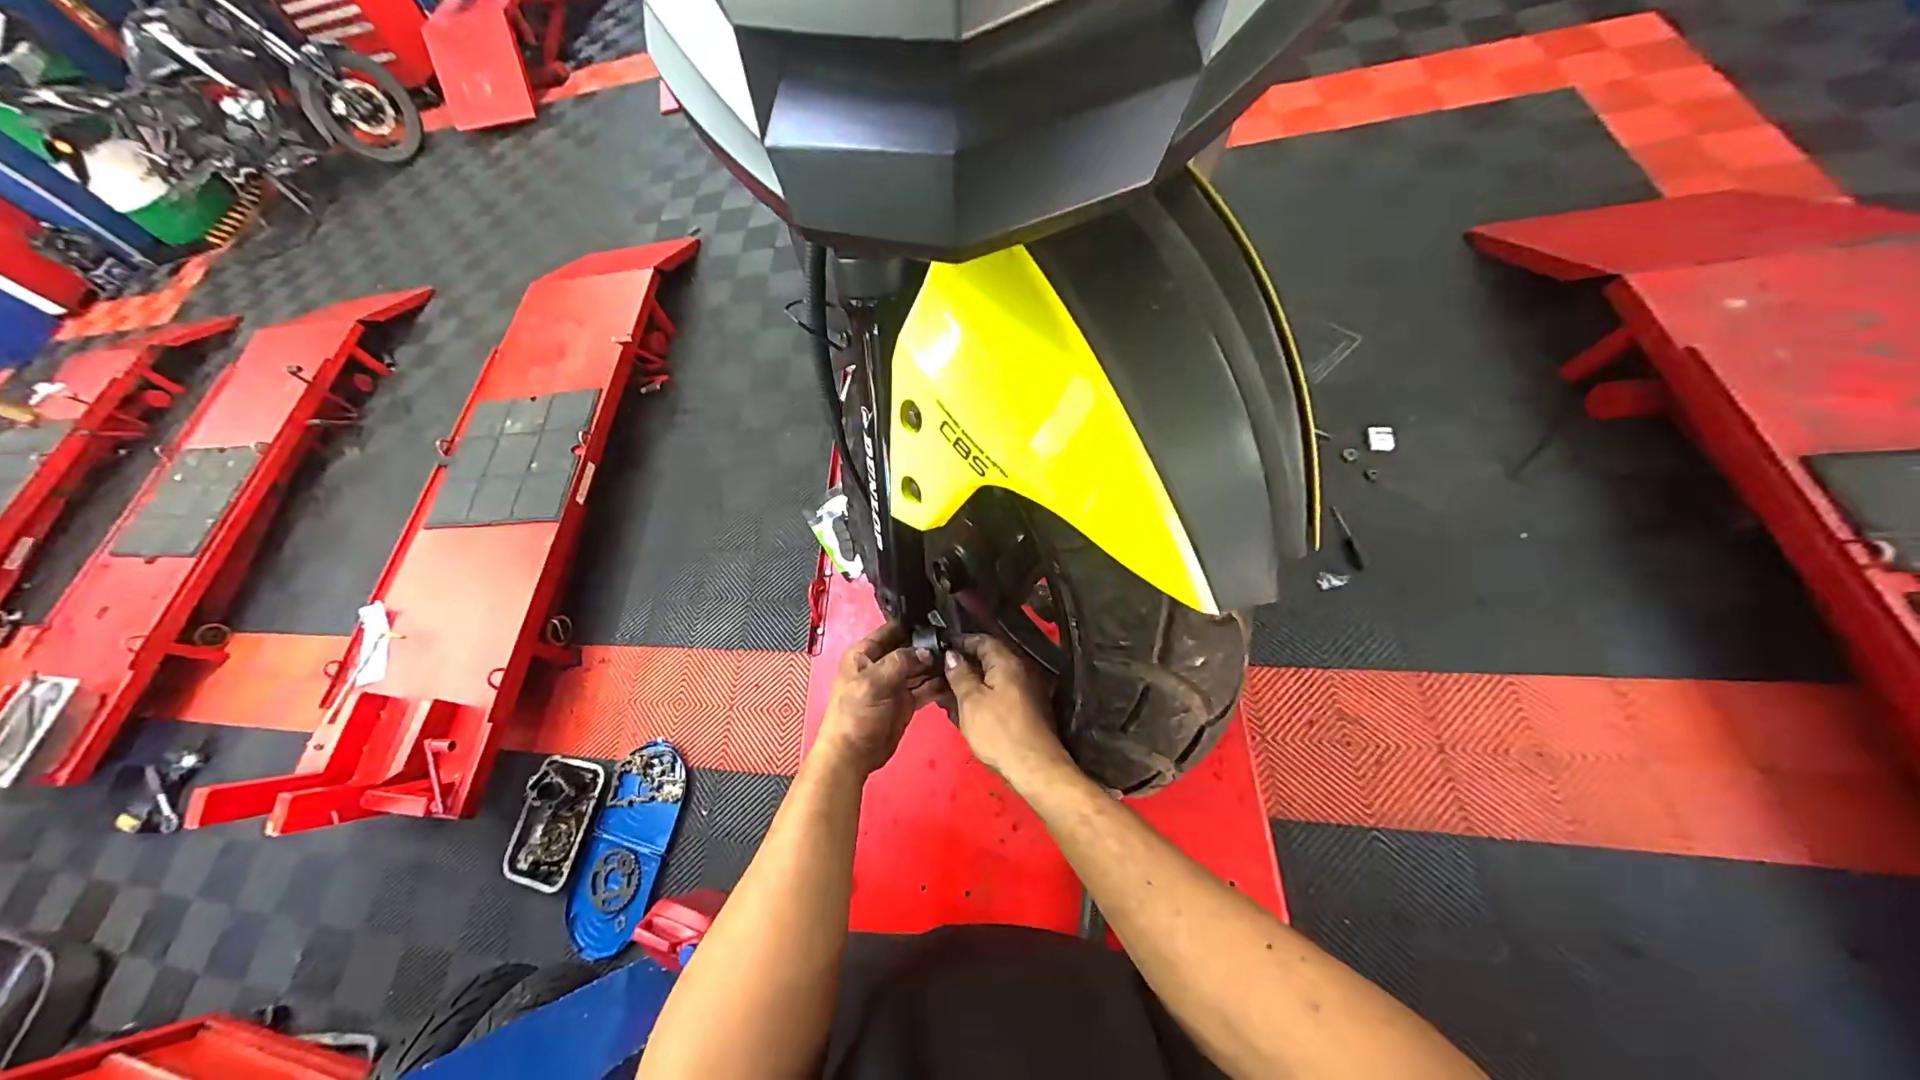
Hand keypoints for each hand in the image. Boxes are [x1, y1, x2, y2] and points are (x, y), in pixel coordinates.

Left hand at [814, 623, 942, 776]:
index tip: (939, 619)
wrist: (852, 755)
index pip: (892, 630)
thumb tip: (927, 652)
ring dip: (937, 664)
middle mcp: (882, 664)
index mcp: (865, 653)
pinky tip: (954, 678)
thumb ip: (900, 662)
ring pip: (921, 666)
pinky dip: (938, 684)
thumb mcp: (873, 682)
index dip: (913, 624)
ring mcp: (895, 683)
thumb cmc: (854, 715)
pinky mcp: (906, 701)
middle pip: (910, 647)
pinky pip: (926, 687)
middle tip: (956, 641)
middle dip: (930, 645)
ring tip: (958, 659)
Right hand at [943, 634, 1075, 788]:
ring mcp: (1024, 691)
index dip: (960, 642)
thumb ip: (960, 675)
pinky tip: (965, 709)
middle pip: (987, 659)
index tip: (941, 648)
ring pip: (991, 679)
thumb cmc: (1000, 732)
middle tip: (939, 673)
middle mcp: (1019, 671)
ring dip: (970, 683)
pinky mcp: (1024, 710)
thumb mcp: (971, 701)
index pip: (982, 640)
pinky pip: (998, 694)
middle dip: (963, 665)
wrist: (1034, 767)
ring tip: (946, 694)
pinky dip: (981, 697)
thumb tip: (952, 655)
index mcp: (1007, 663)